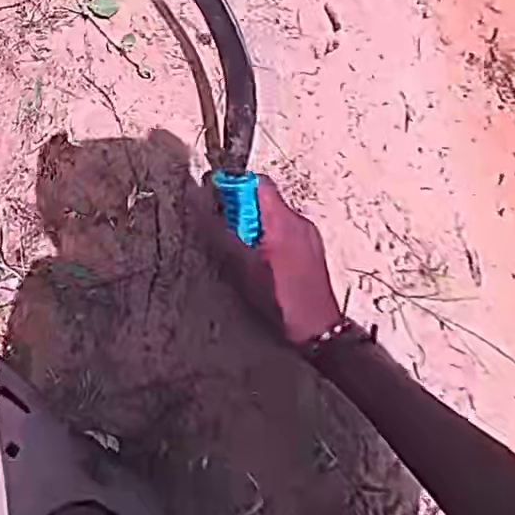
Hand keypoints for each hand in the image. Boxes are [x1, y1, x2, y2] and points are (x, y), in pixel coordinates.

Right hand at [231, 175, 344, 344]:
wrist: (316, 331)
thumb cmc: (280, 299)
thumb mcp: (239, 262)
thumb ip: (218, 228)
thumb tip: (197, 201)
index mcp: (284, 221)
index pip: (256, 182)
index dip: (231, 187)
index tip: (215, 203)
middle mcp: (300, 224)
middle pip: (262, 198)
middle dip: (238, 211)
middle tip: (225, 234)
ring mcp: (307, 237)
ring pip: (269, 215)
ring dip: (249, 226)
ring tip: (238, 251)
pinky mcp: (308, 250)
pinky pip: (279, 230)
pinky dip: (262, 237)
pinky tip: (255, 261)